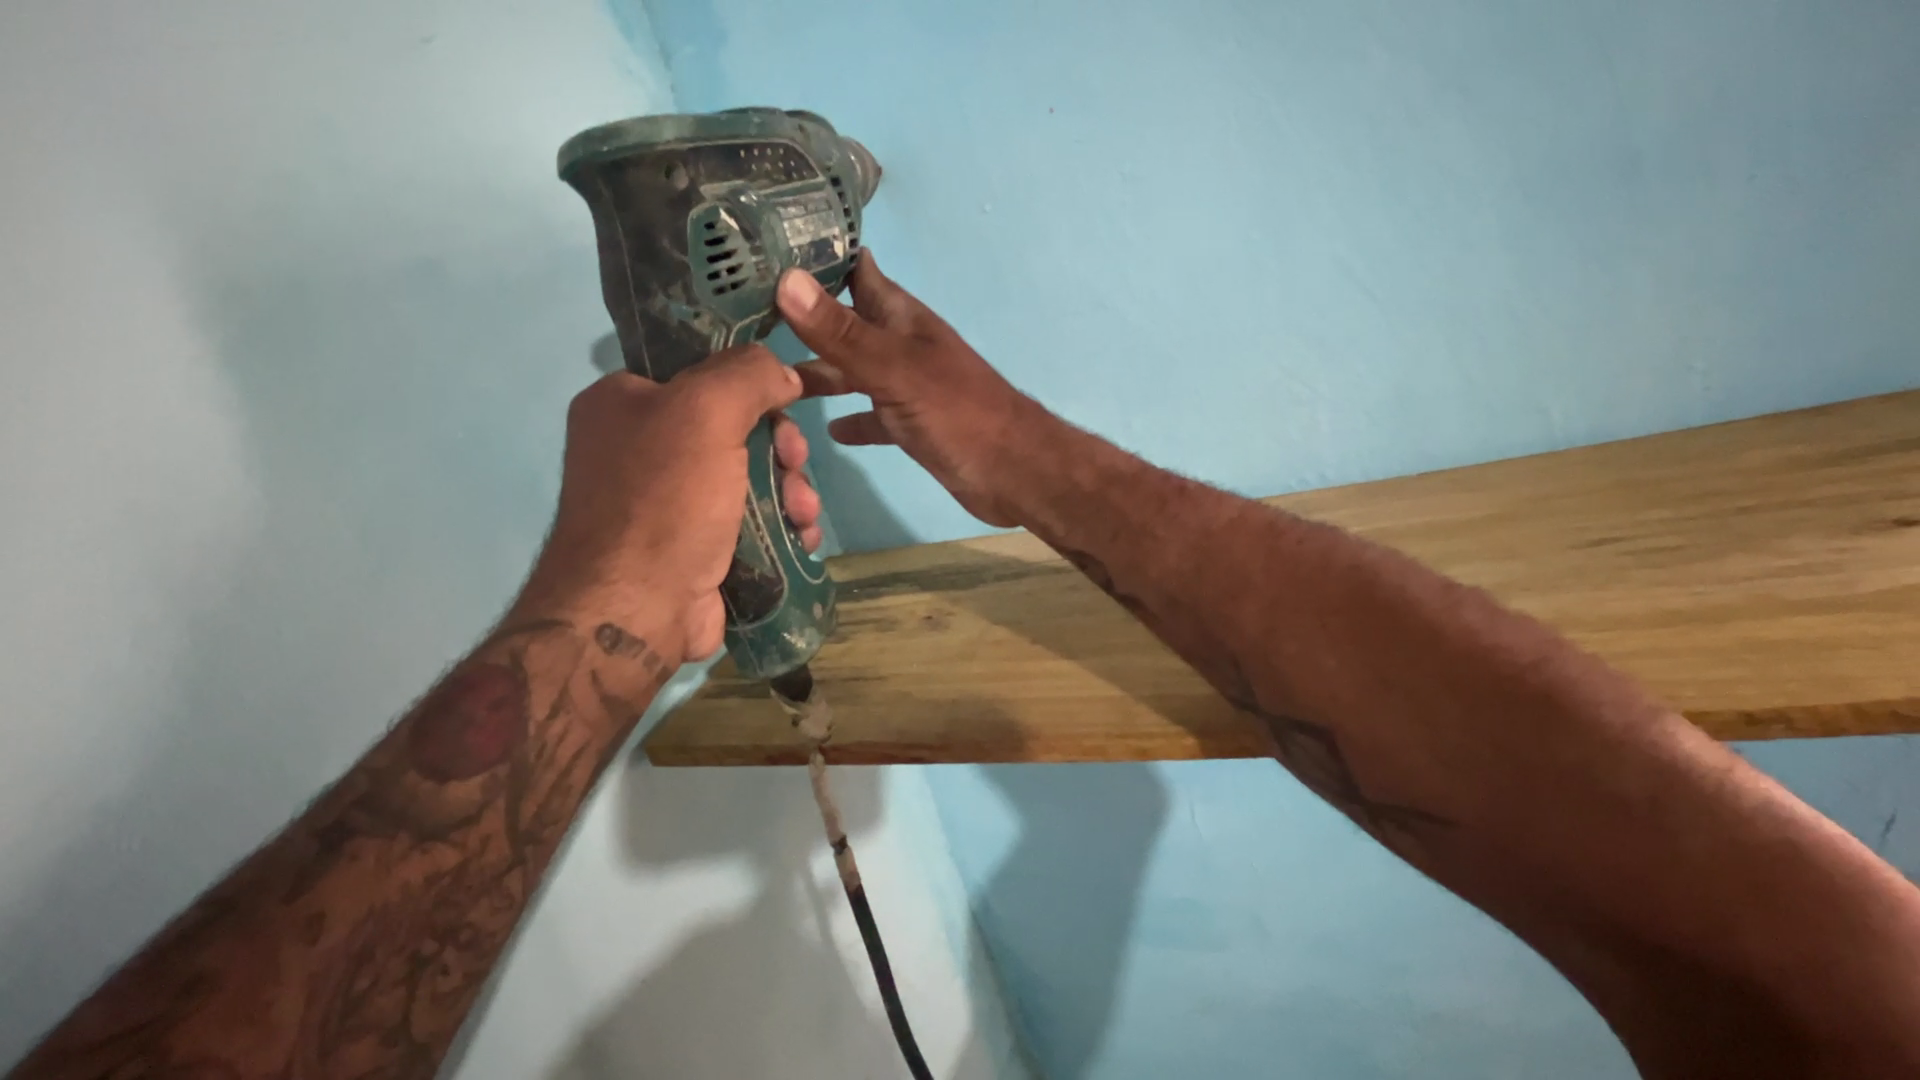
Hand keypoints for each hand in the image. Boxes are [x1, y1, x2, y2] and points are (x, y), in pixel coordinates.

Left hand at [517, 345, 819, 662]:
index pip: (700, 373)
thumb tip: (786, 374)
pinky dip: (783, 525)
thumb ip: (749, 373)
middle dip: (782, 447)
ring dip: (791, 490)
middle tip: (797, 464)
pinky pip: (753, 521)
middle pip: (737, 428)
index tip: (787, 403)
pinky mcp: (698, 547)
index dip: (751, 385)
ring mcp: (670, 503)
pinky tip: (801, 536)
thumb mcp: (706, 410)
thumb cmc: (665, 499)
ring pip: (753, 477)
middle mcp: (641, 449)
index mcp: (624, 403)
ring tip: (803, 513)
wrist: (640, 609)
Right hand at [776, 253, 1037, 526]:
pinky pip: (873, 417)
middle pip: (846, 323)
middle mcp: (902, 345)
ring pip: (854, 371)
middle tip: (745, 322)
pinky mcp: (912, 426)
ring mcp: (907, 387)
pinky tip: (826, 431)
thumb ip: (842, 332)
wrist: (1014, 473)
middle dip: (804, 319)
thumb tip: (785, 279)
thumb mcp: (894, 369)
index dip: (815, 257)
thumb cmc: (959, 414)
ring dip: (820, 374)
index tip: (761, 251)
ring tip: (771, 381)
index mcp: (901, 318)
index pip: (855, 270)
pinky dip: (851, 419)